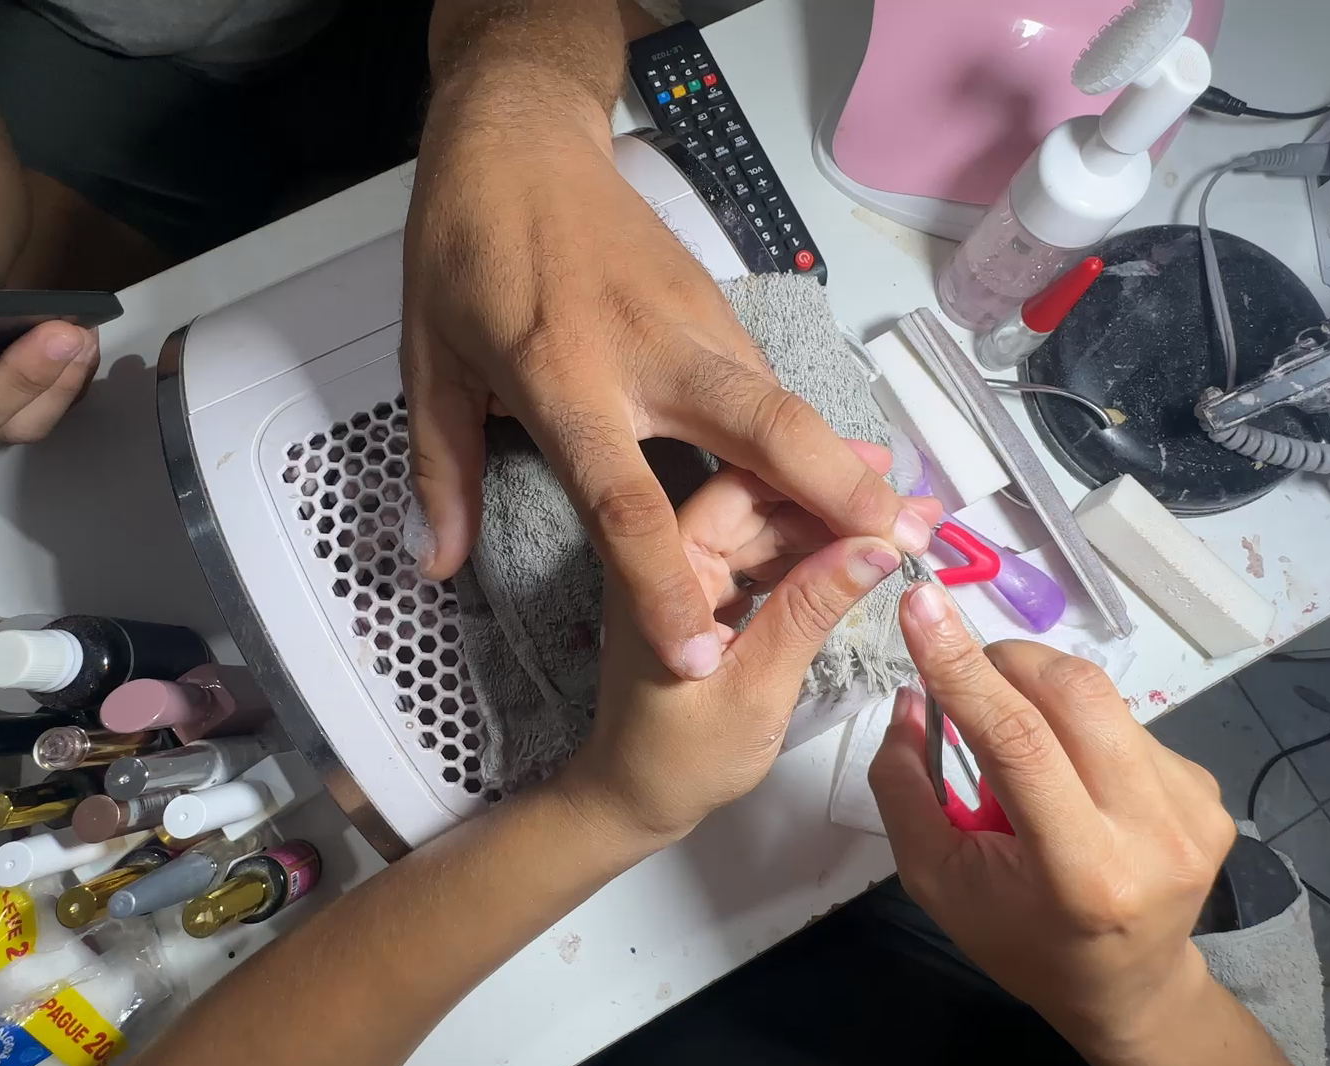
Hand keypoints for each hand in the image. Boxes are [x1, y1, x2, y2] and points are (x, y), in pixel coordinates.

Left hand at [401, 93, 929, 682]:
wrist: (517, 140)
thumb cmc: (465, 253)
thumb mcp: (429, 364)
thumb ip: (440, 471)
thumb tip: (436, 563)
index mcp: (564, 380)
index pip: (625, 504)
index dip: (664, 589)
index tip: (703, 661)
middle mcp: (647, 354)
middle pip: (760, 429)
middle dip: (834, 491)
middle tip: (899, 546)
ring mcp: (694, 323)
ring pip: (780, 401)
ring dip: (842, 460)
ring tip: (895, 521)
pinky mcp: (715, 305)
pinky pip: (766, 382)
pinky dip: (806, 433)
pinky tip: (828, 470)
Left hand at [554, 451, 933, 846]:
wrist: (636, 799)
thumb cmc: (684, 758)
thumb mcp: (756, 687)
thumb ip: (810, 610)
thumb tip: (878, 543)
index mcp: (660, 567)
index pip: (739, 494)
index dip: (812, 477)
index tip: (886, 478)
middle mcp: (668, 556)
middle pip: (757, 505)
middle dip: (833, 501)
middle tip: (913, 505)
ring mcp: (688, 576)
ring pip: (765, 531)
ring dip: (829, 528)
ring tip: (902, 525)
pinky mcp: (706, 597)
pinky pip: (761, 562)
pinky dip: (809, 558)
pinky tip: (856, 554)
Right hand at [870, 584, 1245, 1065]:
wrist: (1130, 987)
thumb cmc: (1016, 936)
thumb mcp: (932, 876)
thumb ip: (904, 782)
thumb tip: (912, 695)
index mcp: (1080, 869)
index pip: (1017, 740)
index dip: (961, 665)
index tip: (921, 603)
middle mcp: (1153, 831)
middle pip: (1075, 692)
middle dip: (1003, 660)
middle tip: (965, 681)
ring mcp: (1193, 806)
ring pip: (1096, 693)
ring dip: (1034, 691)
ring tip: (1017, 745)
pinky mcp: (1205, 789)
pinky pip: (1119, 716)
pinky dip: (1070, 721)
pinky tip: (1066, 770)